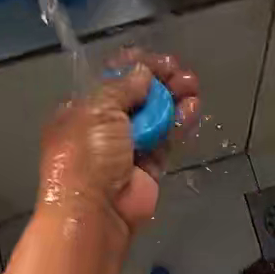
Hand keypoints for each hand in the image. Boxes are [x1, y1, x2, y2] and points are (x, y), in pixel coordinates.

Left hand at [38, 53, 199, 231]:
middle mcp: (102, 129)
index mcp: (81, 112)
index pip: (110, 82)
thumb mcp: (98, 110)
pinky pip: (166, 140)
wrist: (95, 212)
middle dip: (159, 83)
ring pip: (154, 118)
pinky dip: (178, 123)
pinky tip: (193, 109)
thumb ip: (123, 87)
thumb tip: (143, 73)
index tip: (159, 62)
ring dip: (173, 100)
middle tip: (181, 72)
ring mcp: (127, 150)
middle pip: (136, 98)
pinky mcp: (149, 168)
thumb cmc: (87, 155)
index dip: (135, 68)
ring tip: (193, 87)